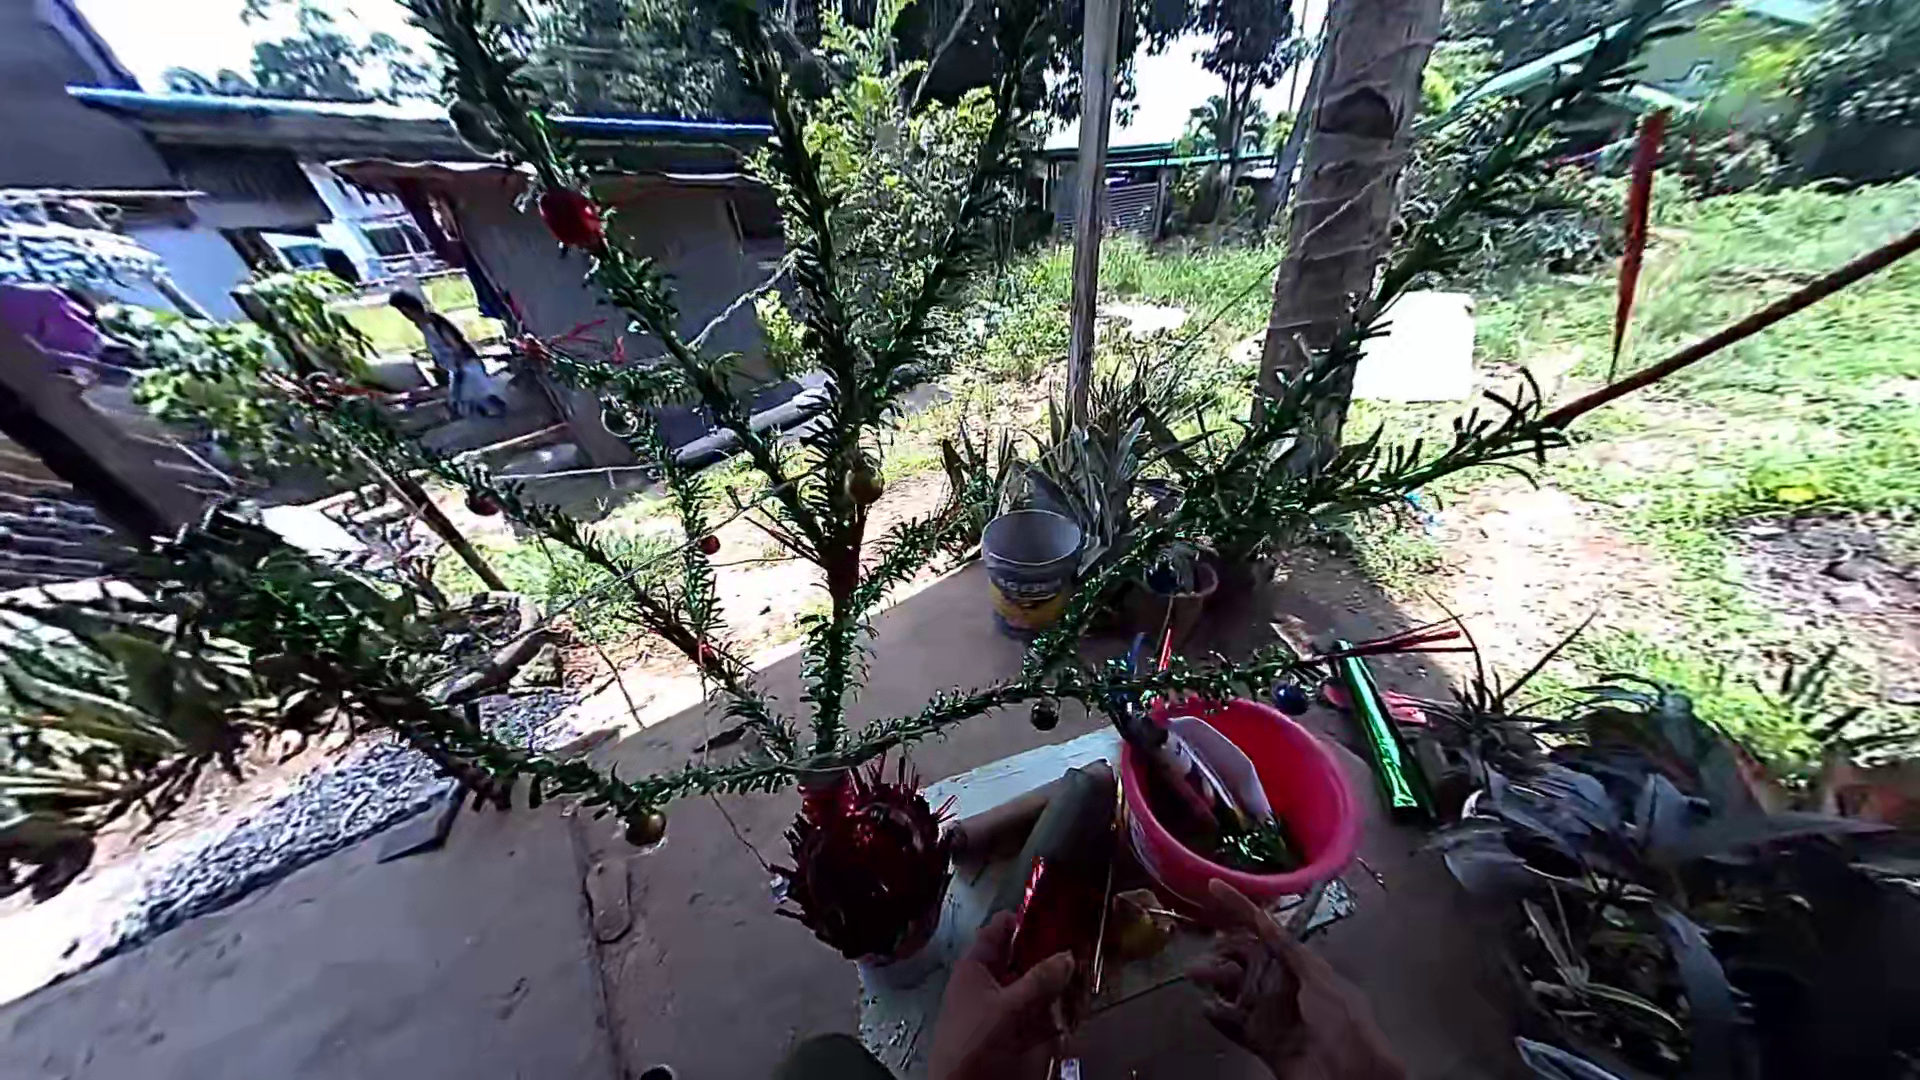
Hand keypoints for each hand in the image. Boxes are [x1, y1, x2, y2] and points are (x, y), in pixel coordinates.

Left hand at [928, 911, 1074, 1079]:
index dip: (1024, 919)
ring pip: (1038, 991)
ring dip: (1060, 987)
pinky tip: (1079, 1011)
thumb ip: (1038, 981)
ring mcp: (1006, 1014)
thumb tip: (1068, 956)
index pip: (1000, 930)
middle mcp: (991, 985)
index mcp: (976, 967)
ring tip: (1087, 977)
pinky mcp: (1019, 1041)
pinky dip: (1060, 1016)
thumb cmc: (973, 1043)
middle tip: (1082, 946)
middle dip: (1051, 956)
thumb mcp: (1006, 1007)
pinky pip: (1044, 1021)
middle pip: (1025, 961)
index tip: (1055, 912)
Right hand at [1187, 880, 1404, 1079]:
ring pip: (1231, 985)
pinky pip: (1231, 1022)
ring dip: (1212, 977)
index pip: (1262, 929)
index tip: (1213, 886)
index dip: (1239, 906)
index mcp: (1295, 964)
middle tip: (1203, 955)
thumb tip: (1261, 915)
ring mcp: (1268, 1011)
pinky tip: (1207, 1006)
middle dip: (1219, 951)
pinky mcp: (1260, 1040)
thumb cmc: (1346, 1026)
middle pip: (1240, 957)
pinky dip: (1216, 1013)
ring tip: (1197, 976)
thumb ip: (1288, 949)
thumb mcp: (1321, 981)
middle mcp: (1278, 982)